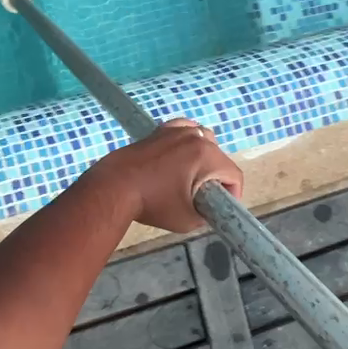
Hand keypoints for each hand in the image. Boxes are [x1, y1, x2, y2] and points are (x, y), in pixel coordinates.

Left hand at [88, 119, 243, 233]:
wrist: (114, 187)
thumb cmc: (152, 204)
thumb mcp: (187, 219)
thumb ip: (206, 214)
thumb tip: (207, 210)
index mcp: (206, 156)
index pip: (233, 175)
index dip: (233, 194)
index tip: (221, 208)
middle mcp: (194, 137)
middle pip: (220, 156)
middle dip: (217, 178)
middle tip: (204, 197)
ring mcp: (176, 130)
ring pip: (204, 139)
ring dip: (205, 158)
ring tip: (193, 178)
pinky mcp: (159, 130)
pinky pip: (184, 129)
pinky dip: (188, 139)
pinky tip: (183, 153)